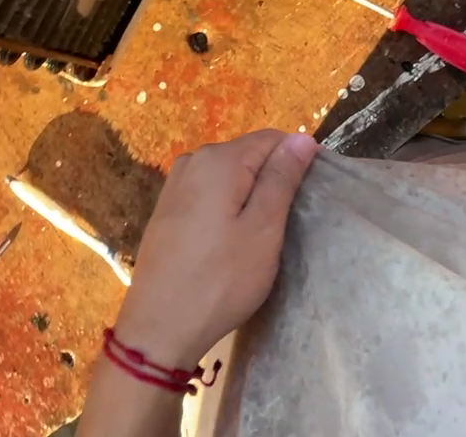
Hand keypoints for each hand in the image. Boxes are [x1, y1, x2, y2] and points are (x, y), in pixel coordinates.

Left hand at [113, 130, 319, 367]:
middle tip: (282, 227)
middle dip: (271, 180)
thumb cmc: (219, 280)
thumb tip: (302, 137)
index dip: (296, 161)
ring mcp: (176, 183)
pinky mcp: (168, 207)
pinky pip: (209, 192)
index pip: (271, 139)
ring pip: (229, 175)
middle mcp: (194, 160)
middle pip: (248, 154)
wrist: (158, 328)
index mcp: (219, 159)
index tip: (307, 198)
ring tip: (257, 238)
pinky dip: (226, 207)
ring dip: (249, 196)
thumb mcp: (263, 229)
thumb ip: (282, 178)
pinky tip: (228, 241)